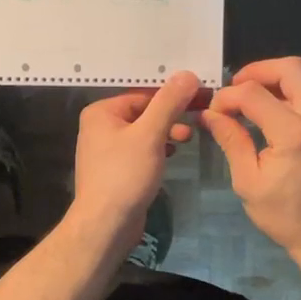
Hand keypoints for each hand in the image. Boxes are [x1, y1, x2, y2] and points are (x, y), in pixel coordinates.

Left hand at [68, 71, 200, 253]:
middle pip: (143, 112)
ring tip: (186, 140)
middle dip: (170, 116)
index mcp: (101, 112)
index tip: (200, 98)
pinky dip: (157, 150)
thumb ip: (169, 103)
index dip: (173, 96)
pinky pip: (140, 151)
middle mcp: (99, 127)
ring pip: (143, 133)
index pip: (143, 94)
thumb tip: (188, 74)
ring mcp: (106, 151)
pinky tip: (171, 155)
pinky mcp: (116, 171)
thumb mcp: (150, 134)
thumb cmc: (124, 175)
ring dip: (166, 133)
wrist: (105, 224)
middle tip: (196, 121)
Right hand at [200, 57, 300, 253]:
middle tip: (235, 87)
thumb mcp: (248, 181)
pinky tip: (267, 117)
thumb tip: (210, 115)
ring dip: (273, 83)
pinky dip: (286, 98)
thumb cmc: (284, 215)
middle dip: (258, 71)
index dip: (228, 96)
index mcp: (293, 134)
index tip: (214, 111)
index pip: (254, 94)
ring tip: (248, 102)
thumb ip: (231, 141)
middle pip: (291, 69)